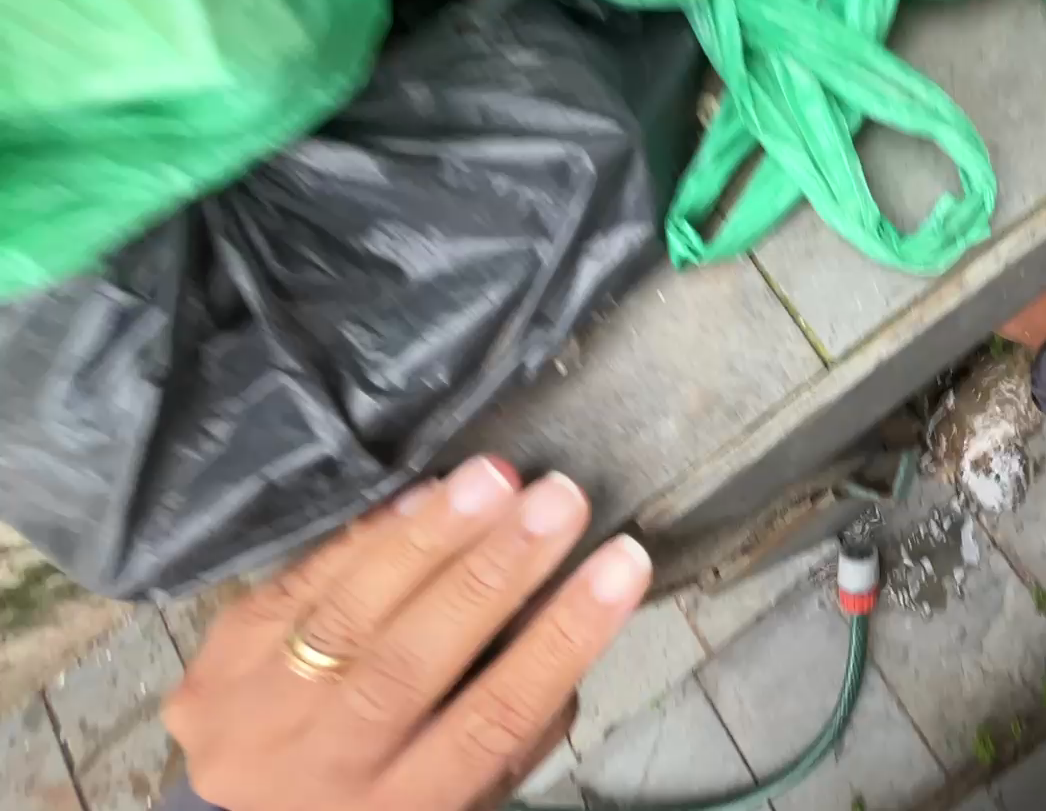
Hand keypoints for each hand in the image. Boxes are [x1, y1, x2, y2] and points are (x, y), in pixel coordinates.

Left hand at [164, 457, 652, 810]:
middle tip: (561, 498)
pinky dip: (371, 536)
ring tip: (496, 475)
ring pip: (347, 619)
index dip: (564, 635)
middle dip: (495, 572)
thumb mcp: (478, 783)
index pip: (496, 716)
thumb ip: (525, 706)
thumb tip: (560, 598)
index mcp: (403, 807)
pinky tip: (430, 492)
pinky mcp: (211, 666)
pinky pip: (298, 587)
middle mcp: (315, 775)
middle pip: (408, 666)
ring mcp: (248, 721)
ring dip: (431, 538)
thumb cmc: (403, 784)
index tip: (626, 560)